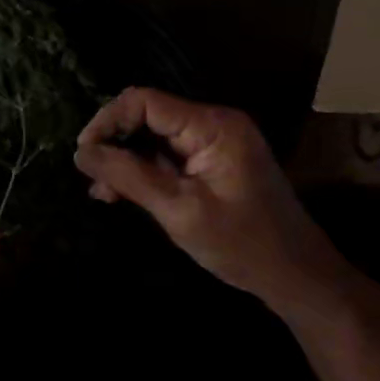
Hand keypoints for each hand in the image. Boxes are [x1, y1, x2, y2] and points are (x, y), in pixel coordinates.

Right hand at [73, 88, 343, 309]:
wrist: (299, 279)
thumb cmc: (243, 245)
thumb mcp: (178, 210)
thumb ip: (128, 176)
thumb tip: (80, 152)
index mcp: (212, 126)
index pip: (144, 101)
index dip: (107, 121)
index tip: (84, 154)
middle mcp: (213, 124)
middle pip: (146, 116)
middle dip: (114, 143)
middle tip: (92, 179)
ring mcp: (214, 143)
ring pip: (152, 138)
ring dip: (124, 161)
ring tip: (103, 193)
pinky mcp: (211, 163)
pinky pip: (167, 156)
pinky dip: (143, 172)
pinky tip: (122, 195)